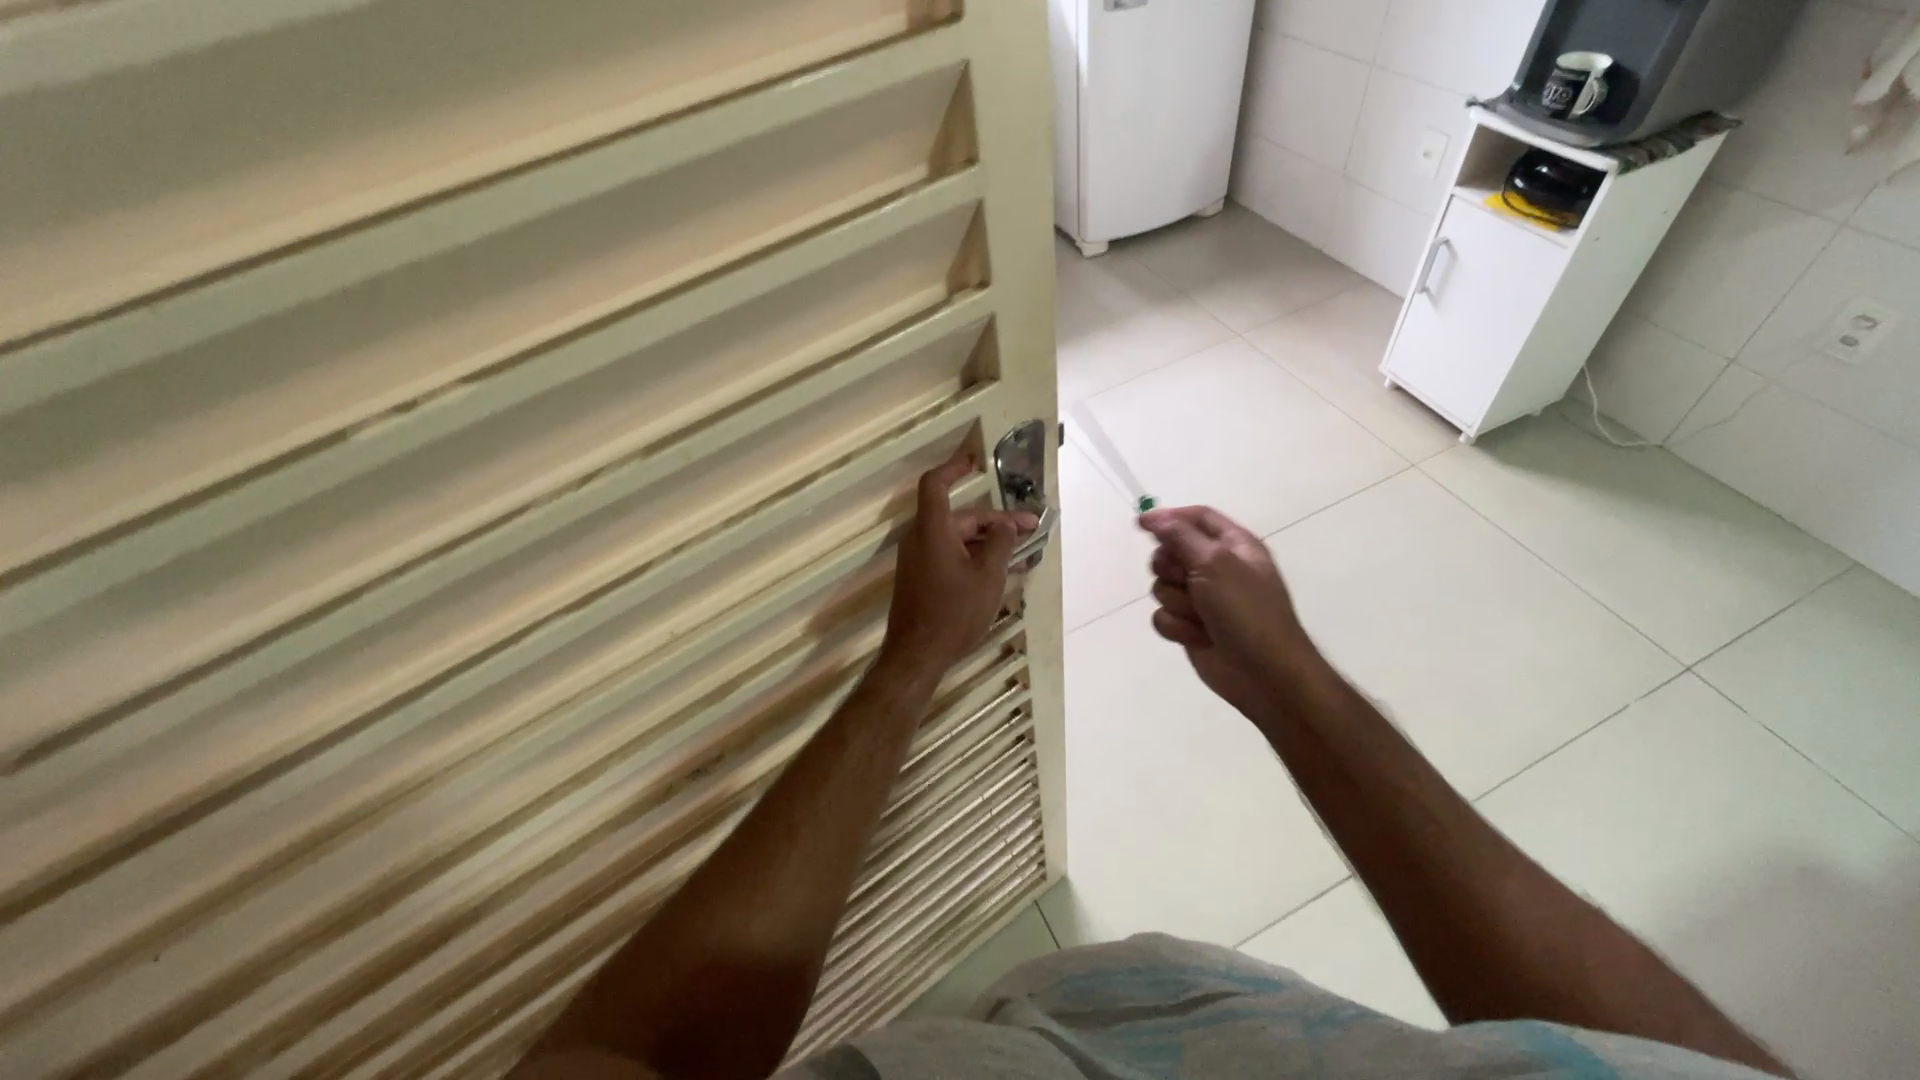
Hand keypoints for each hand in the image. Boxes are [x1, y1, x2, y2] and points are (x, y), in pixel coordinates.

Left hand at [881, 452, 1039, 675]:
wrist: (917, 655)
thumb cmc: (954, 612)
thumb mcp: (988, 576)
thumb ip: (1000, 543)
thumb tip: (1006, 525)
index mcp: (932, 529)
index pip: (936, 484)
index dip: (954, 468)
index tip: (975, 463)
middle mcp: (921, 539)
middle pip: (960, 518)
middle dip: (996, 522)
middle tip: (1030, 530)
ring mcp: (919, 561)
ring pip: (959, 540)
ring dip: (990, 544)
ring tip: (1024, 555)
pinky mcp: (922, 580)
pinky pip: (951, 558)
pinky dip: (975, 559)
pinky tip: (1002, 573)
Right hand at [1139, 505, 1322, 719]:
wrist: (1263, 673)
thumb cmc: (1246, 611)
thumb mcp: (1215, 563)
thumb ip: (1180, 536)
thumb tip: (1154, 517)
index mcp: (1234, 546)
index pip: (1198, 517)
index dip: (1169, 517)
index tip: (1141, 524)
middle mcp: (1217, 569)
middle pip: (1172, 552)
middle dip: (1170, 568)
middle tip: (1185, 579)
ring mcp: (1203, 600)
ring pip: (1163, 587)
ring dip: (1176, 602)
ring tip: (1200, 617)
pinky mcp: (1190, 627)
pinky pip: (1163, 616)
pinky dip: (1176, 626)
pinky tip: (1196, 637)